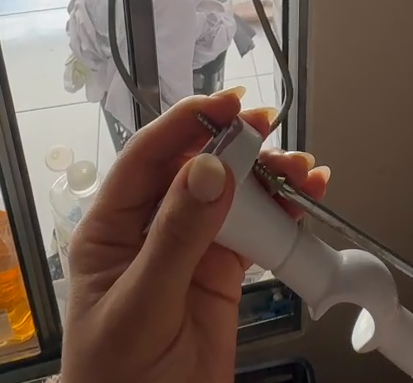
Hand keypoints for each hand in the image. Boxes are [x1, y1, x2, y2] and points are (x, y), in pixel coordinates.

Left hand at [62, 90, 329, 382]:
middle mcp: (150, 228)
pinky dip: (280, 209)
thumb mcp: (142, 308)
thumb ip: (176, 239)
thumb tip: (210, 170)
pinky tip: (300, 198)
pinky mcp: (222, 268)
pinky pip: (254, 227)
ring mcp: (189, 246)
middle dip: (236, 142)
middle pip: (196, 165)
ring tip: (300, 171)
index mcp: (112, 228)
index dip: (185, 123)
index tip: (225, 105)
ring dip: (267, 174)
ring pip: (231, 191)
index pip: (146, 157)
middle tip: (269, 129)